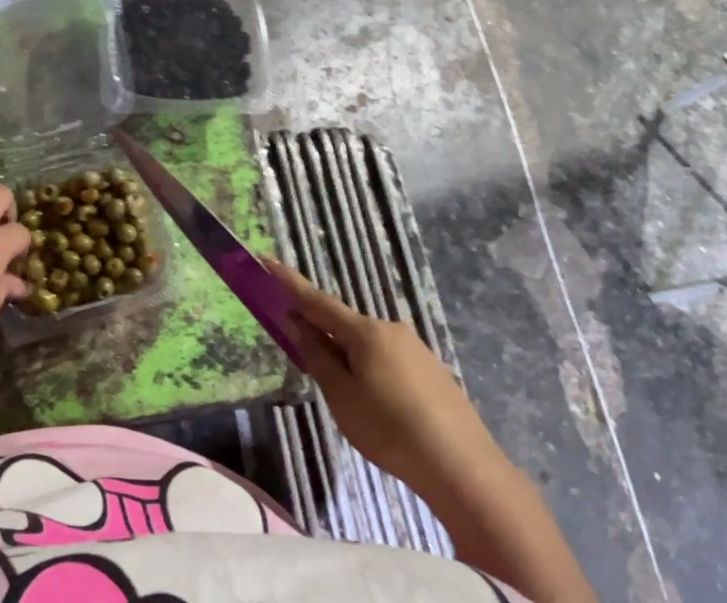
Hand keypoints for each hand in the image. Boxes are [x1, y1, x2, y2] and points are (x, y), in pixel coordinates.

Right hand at [267, 259, 495, 485]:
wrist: (461, 465)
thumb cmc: (390, 430)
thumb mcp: (342, 397)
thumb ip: (317, 358)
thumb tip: (297, 324)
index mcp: (366, 332)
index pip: (317, 300)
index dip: (289, 282)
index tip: (265, 260)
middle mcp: (391, 329)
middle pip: (344, 325)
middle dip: (322, 337)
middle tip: (309, 369)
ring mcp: (415, 349)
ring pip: (367, 346)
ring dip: (349, 361)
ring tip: (351, 406)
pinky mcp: (431, 370)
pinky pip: (387, 361)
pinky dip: (371, 373)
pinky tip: (379, 409)